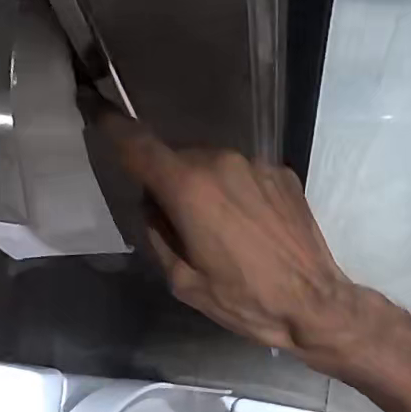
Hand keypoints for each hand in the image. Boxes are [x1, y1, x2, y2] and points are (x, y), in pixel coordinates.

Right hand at [106, 115, 363, 351]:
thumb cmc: (245, 301)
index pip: (139, 145)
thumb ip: (158, 236)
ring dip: (206, 188)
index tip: (96, 108)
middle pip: (178, 158)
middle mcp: (222, 162)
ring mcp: (257, 164)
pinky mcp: (283, 174)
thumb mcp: (184, 283)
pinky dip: (237, 192)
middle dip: (170, 183)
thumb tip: (152, 206)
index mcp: (189, 189)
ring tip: (223, 232)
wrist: (314, 304)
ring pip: (213, 165)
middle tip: (180, 225)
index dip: (113, 127)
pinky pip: (244, 174)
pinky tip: (251, 228)